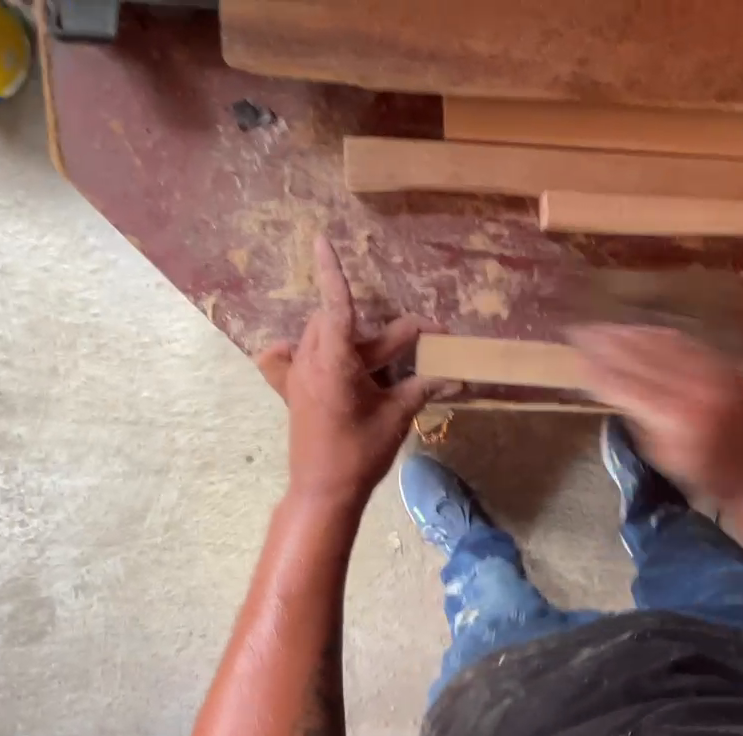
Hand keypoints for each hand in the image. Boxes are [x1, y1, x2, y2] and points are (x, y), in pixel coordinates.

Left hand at [254, 237, 453, 506]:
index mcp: (334, 362)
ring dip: (352, 339)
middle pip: (338, 324)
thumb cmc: (360, 453)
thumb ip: (421, 388)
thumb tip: (454, 376)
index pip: (336, 305)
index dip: (332, 271)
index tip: (320, 237)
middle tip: (416, 342)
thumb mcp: (396, 417)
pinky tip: (320, 359)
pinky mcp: (293, 393)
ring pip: (322, 339)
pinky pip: (288, 360)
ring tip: (382, 358)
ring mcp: (297, 377)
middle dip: (378, 331)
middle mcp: (310, 361)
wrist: (323, 491)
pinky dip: (303, 352)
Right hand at [568, 324, 742, 505]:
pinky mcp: (726, 364)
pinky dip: (658, 334)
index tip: (575, 355)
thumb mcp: (658, 453)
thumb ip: (634, 416)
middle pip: (642, 354)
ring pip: (662, 340)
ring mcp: (714, 371)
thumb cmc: (699, 474)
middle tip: (581, 332)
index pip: (625, 382)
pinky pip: (686, 341)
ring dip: (629, 332)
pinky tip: (639, 331)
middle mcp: (695, 387)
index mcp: (675, 416)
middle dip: (607, 341)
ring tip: (604, 328)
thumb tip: (605, 384)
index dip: (597, 366)